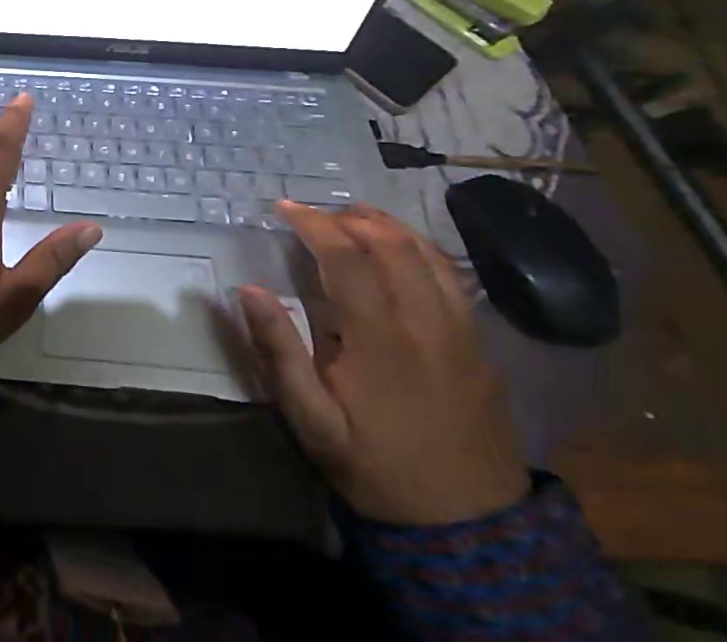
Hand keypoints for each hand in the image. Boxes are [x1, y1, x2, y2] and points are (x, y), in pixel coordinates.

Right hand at [240, 203, 527, 525]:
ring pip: (427, 253)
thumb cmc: (374, 464)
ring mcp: (459, 328)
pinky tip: (402, 251)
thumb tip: (248, 290)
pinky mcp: (478, 342)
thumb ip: (279, 351)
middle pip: (391, 243)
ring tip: (353, 218)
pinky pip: (452, 276)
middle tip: (315, 214)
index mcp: (379, 337)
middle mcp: (425, 320)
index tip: (284, 207)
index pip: (346, 257)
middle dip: (350, 218)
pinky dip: (421, 249)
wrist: (465, 520)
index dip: (313, 224)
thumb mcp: (311, 419)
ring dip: (388, 226)